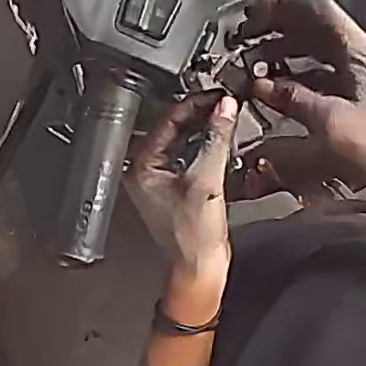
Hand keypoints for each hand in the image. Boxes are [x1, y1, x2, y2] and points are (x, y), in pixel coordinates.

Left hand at [126, 92, 240, 301]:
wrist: (201, 268)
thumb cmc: (191, 238)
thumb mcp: (206, 181)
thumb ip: (216, 140)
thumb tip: (224, 109)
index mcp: (141, 167)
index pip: (167, 121)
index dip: (194, 105)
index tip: (216, 96)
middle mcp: (146, 171)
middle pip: (173, 129)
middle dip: (200, 115)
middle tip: (223, 104)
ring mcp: (162, 180)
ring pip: (183, 142)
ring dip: (205, 130)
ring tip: (225, 117)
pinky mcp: (178, 189)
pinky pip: (190, 157)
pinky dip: (206, 146)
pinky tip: (222, 141)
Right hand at [242, 0, 365, 190]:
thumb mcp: (328, 121)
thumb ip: (291, 99)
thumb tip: (262, 86)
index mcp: (360, 52)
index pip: (316, 9)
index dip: (280, 6)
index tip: (254, 15)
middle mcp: (364, 55)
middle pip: (314, 27)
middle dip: (277, 31)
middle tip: (248, 40)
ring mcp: (364, 73)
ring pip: (317, 50)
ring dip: (285, 54)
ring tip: (257, 66)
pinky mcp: (363, 92)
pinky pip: (324, 72)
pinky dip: (299, 75)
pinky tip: (280, 88)